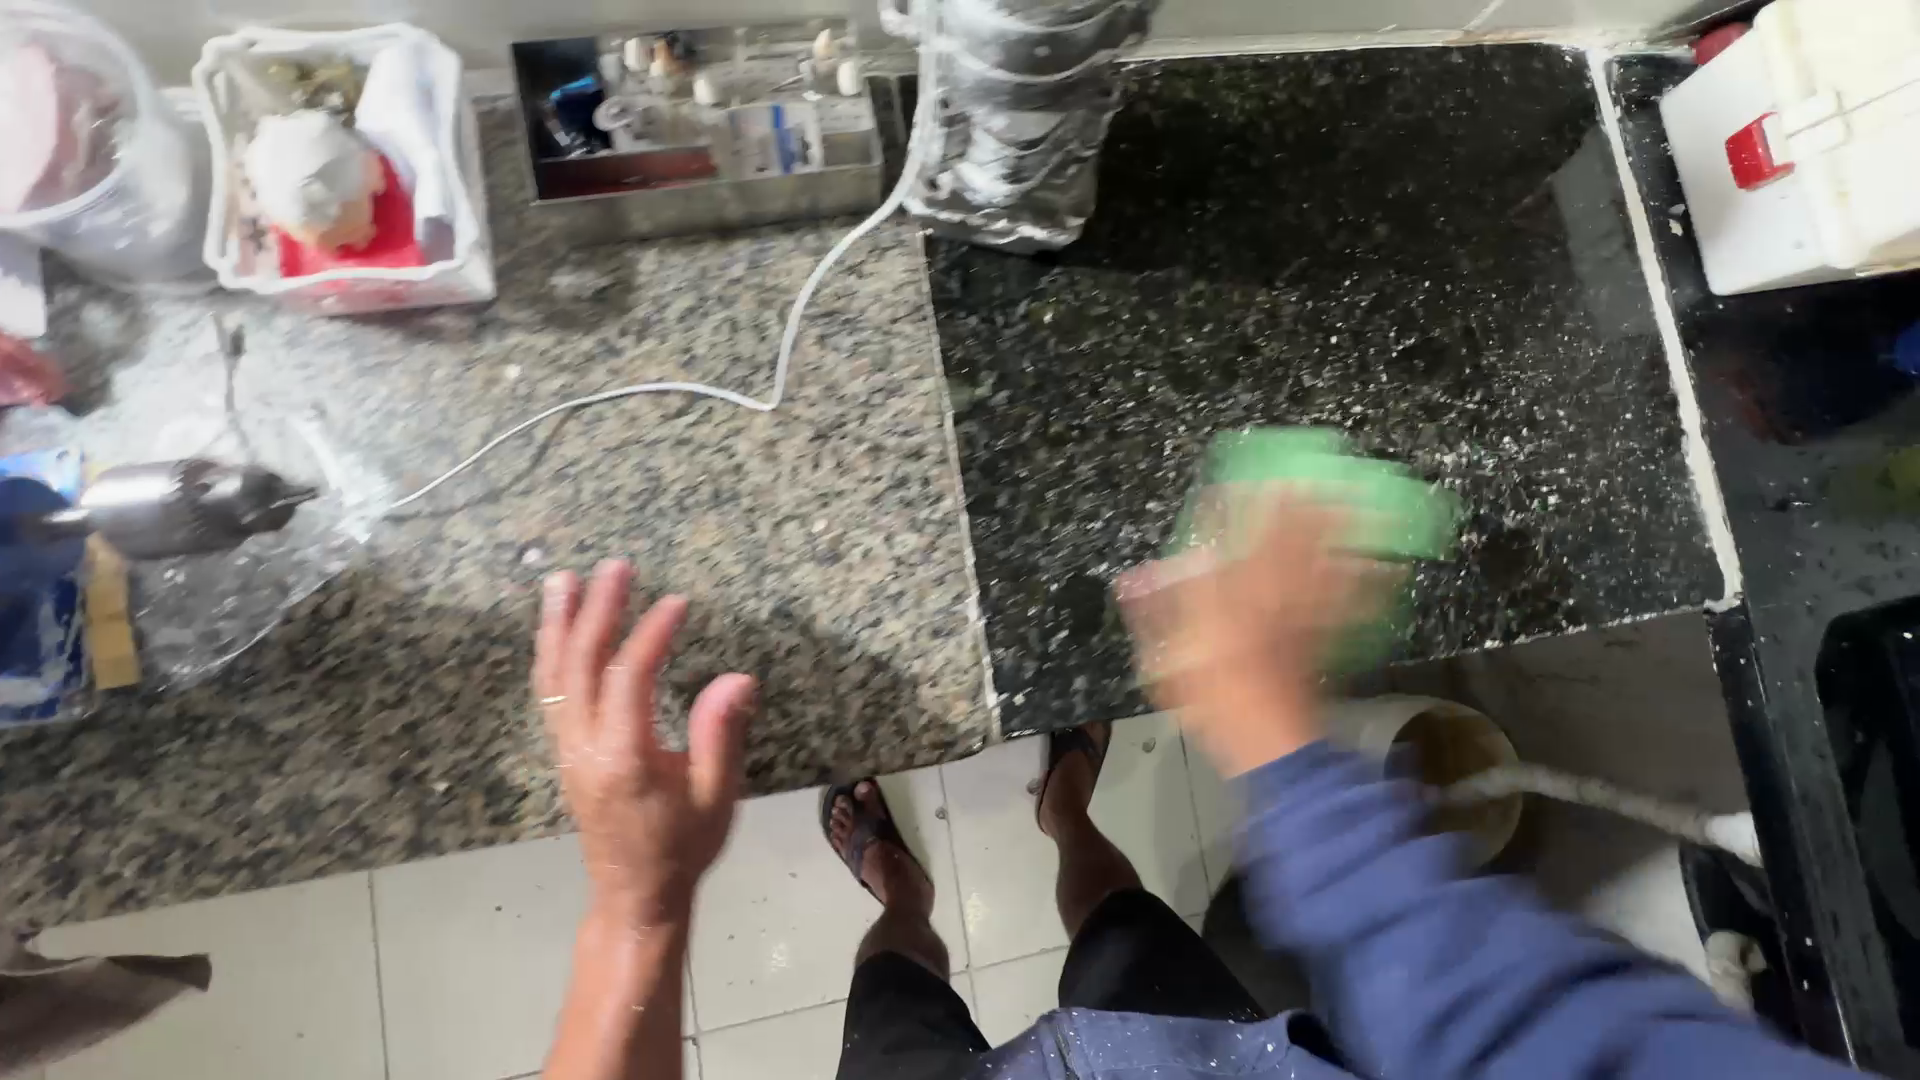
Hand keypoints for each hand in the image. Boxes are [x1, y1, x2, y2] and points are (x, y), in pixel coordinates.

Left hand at [534, 560, 757, 926]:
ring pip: (552, 677)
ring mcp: (566, 750)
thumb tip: (738, 676)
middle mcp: (584, 747)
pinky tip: (558, 629)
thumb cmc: (683, 845)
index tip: (678, 601)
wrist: (634, 895)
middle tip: (616, 567)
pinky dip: (551, 653)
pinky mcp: (563, 753)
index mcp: (625, 758)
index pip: (630, 678)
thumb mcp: (715, 795)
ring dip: (558, 625)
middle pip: (580, 666)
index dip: (652, 634)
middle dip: (597, 611)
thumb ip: (721, 734)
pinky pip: (549, 693)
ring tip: (563, 580)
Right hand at [1116, 493, 1397, 775]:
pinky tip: (1385, 565)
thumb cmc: (1210, 697)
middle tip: (1305, 476)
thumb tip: (1130, 583)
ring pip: (1319, 562)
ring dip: (1334, 531)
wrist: (1263, 737)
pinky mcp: (1324, 634)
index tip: (1228, 485)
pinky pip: (1351, 602)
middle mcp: (1264, 598)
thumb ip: (1152, 615)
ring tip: (1349, 501)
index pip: (1223, 545)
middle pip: (1282, 543)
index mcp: (1223, 600)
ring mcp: (1299, 614)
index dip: (1226, 513)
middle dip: (1291, 507)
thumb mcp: (1165, 659)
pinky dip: (1369, 582)